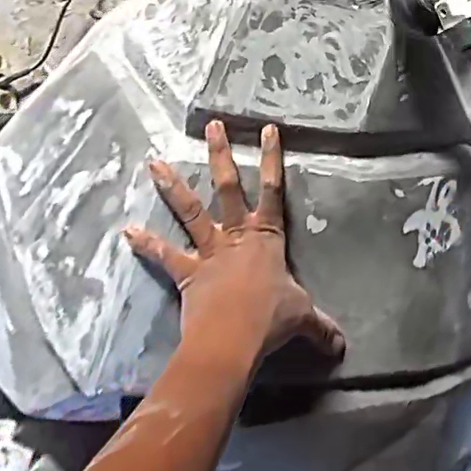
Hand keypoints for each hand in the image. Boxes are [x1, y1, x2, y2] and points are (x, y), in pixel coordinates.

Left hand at [125, 121, 345, 363]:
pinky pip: (164, 254)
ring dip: (172, 186)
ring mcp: (208, 250)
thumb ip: (321, 327)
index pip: (273, 189)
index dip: (272, 158)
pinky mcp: (186, 272)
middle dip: (221, 153)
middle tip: (212, 125)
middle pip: (228, 186)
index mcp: (266, 236)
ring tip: (154, 162)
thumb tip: (342, 346)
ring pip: (190, 210)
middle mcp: (236, 234)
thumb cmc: (270, 320)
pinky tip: (127, 231)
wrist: (232, 340)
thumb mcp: (303, 318)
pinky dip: (146, 243)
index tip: (268, 129)